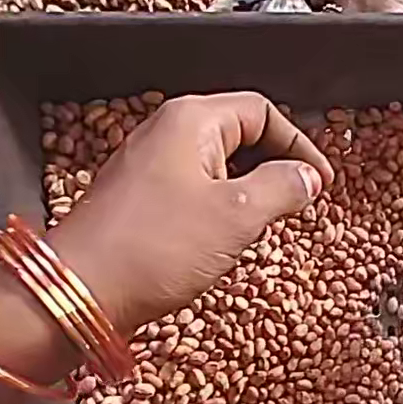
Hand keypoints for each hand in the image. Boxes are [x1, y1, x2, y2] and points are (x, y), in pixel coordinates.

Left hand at [44, 93, 334, 334]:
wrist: (82, 291)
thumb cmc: (156, 248)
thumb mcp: (236, 215)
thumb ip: (282, 188)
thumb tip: (308, 177)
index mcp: (192, 121)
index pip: (261, 112)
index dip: (299, 146)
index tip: (320, 183)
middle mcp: (166, 134)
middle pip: (239, 136)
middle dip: (275, 167)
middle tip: (298, 203)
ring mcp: (149, 168)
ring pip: (216, 168)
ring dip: (249, 192)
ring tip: (266, 225)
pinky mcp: (140, 202)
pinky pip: (193, 193)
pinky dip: (220, 210)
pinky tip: (224, 241)